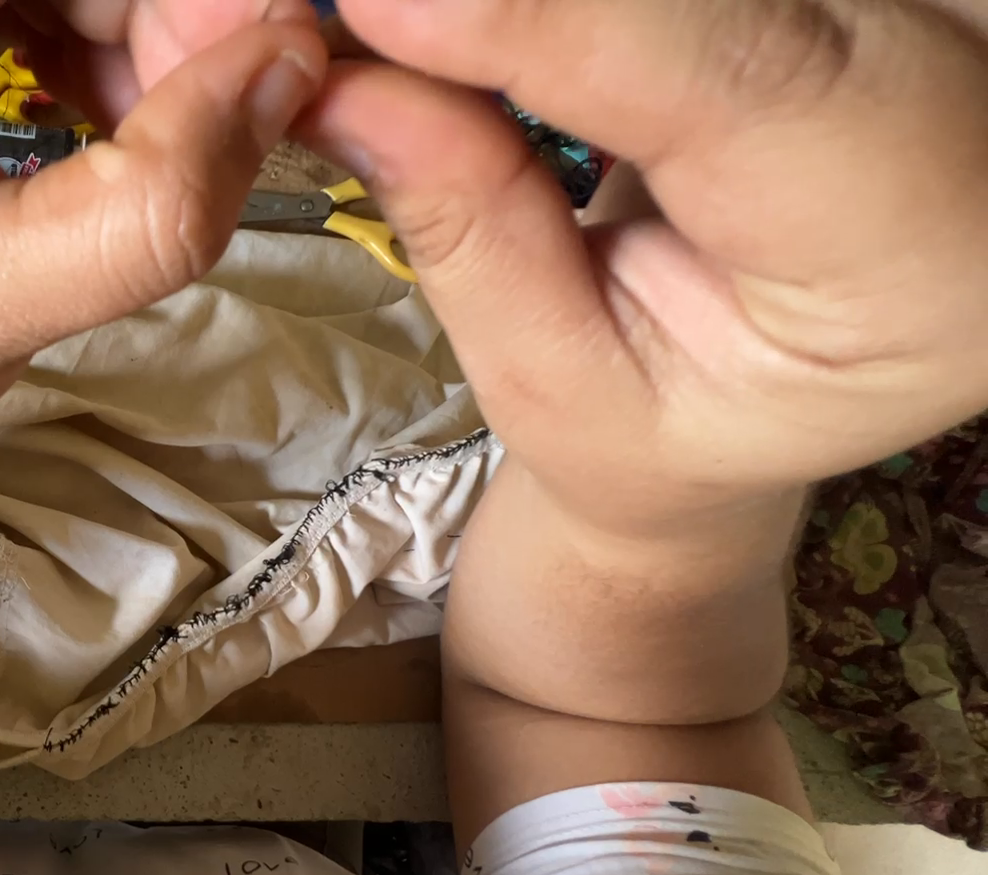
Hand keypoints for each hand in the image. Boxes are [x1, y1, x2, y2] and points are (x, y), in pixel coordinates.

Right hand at [302, 0, 987, 536]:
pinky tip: (472, 30)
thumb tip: (350, 88)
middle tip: (350, 21)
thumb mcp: (538, 375)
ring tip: (392, 40)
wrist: (734, 411)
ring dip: (526, 0)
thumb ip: (466, 231)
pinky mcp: (876, 0)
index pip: (745, 79)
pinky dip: (550, 9)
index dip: (545, 22)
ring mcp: (943, 18)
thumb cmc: (641, 431)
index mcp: (926, 248)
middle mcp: (983, 89)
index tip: (374, 2)